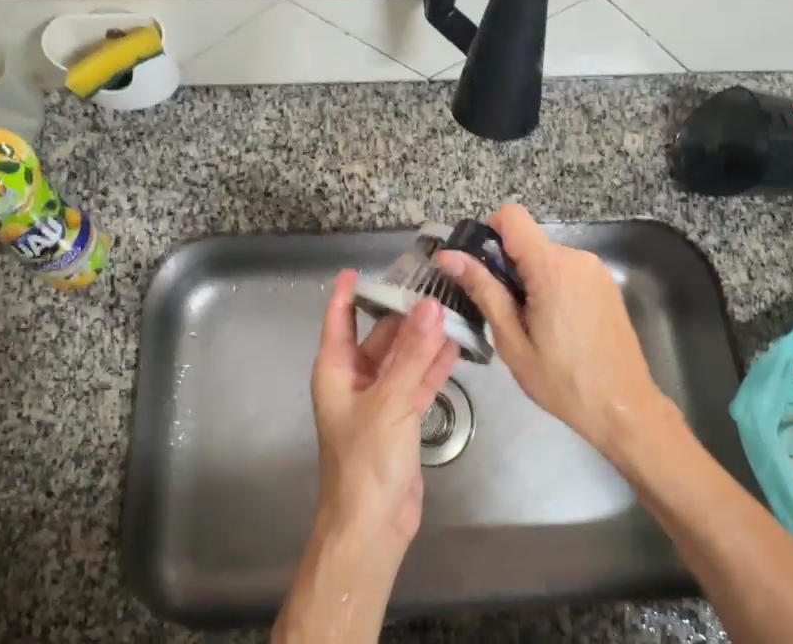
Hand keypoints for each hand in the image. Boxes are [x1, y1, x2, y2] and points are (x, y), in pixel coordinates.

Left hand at [309, 269, 457, 546]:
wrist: (371, 525)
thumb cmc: (366, 460)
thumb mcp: (389, 402)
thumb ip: (412, 354)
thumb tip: (430, 307)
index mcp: (336, 370)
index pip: (340, 319)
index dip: (348, 292)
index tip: (362, 267)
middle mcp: (355, 380)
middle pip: (379, 335)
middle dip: (403, 313)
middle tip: (433, 284)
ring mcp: (379, 400)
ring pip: (402, 358)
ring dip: (424, 339)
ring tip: (452, 309)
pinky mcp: (400, 419)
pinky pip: (416, 382)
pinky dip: (433, 367)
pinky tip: (456, 347)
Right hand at [435, 205, 666, 451]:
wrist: (623, 408)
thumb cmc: (562, 381)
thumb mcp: (512, 340)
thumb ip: (483, 290)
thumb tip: (449, 256)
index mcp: (551, 267)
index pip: (512, 216)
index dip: (488, 232)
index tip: (480, 267)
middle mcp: (577, 258)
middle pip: (528, 241)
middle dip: (509, 267)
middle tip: (503, 312)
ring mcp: (596, 270)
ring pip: (547, 258)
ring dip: (531, 280)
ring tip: (531, 325)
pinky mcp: (607, 284)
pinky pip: (567, 271)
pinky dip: (553, 287)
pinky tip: (556, 326)